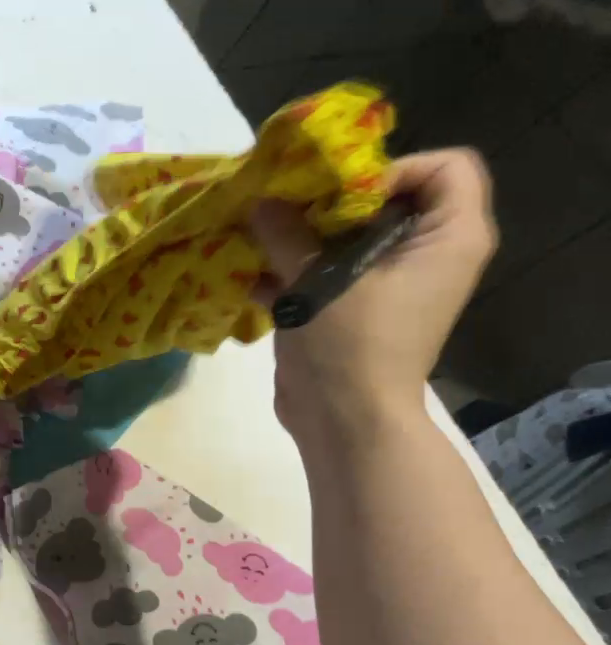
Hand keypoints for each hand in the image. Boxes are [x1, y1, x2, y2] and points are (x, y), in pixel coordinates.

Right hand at [249, 149, 497, 442]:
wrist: (344, 418)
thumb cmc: (350, 346)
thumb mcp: (318, 285)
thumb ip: (290, 237)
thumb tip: (260, 201)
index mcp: (448, 237)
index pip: (443, 168)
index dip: (390, 170)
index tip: (332, 195)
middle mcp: (428, 252)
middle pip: (388, 200)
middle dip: (329, 204)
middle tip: (282, 211)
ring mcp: (390, 282)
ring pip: (349, 238)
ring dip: (301, 239)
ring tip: (258, 241)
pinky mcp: (354, 307)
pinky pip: (328, 272)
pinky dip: (292, 271)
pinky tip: (252, 278)